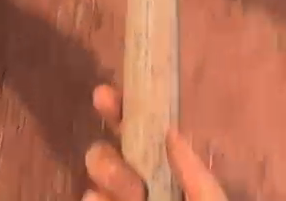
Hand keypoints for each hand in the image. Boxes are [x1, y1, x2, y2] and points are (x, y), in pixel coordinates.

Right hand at [82, 84, 227, 200]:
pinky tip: (99, 200)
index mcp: (166, 172)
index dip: (119, 108)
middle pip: (105, 151)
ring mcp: (117, 197)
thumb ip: (198, 177)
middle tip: (133, 185)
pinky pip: (87, 197)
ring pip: (95, 175)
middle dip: (107, 158)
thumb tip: (171, 130)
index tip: (104, 96)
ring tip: (126, 200)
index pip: (138, 130)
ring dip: (105, 178)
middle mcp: (138, 181)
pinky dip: (91, 198)